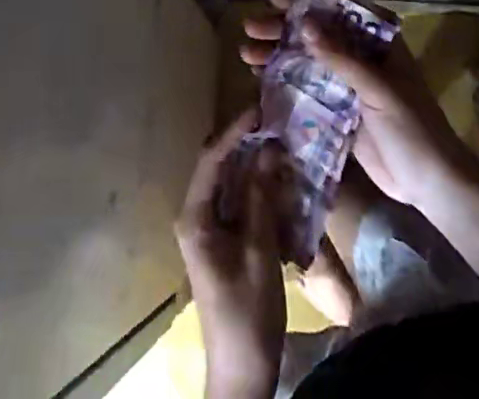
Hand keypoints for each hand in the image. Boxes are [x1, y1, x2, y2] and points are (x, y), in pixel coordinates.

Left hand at [175, 108, 284, 398]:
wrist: (242, 369)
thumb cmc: (248, 311)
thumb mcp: (260, 251)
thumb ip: (261, 198)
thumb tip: (269, 149)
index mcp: (194, 216)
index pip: (212, 159)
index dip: (235, 131)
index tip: (261, 109)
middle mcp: (195, 215)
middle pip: (219, 168)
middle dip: (247, 145)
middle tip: (278, 124)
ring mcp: (207, 229)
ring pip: (230, 184)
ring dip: (255, 167)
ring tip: (285, 147)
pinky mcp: (222, 241)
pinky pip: (238, 204)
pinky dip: (258, 191)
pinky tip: (282, 184)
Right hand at [242, 0, 465, 208]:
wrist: (430, 183)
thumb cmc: (413, 129)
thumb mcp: (379, 89)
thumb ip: (341, 58)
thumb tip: (304, 24)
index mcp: (378, 44)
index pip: (338, 10)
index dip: (305, 2)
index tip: (272, 0)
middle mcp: (360, 57)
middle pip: (315, 34)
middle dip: (281, 29)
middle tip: (250, 29)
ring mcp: (348, 84)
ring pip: (305, 59)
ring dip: (277, 54)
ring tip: (246, 55)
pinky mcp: (338, 109)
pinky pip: (305, 87)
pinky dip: (282, 80)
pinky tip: (258, 78)